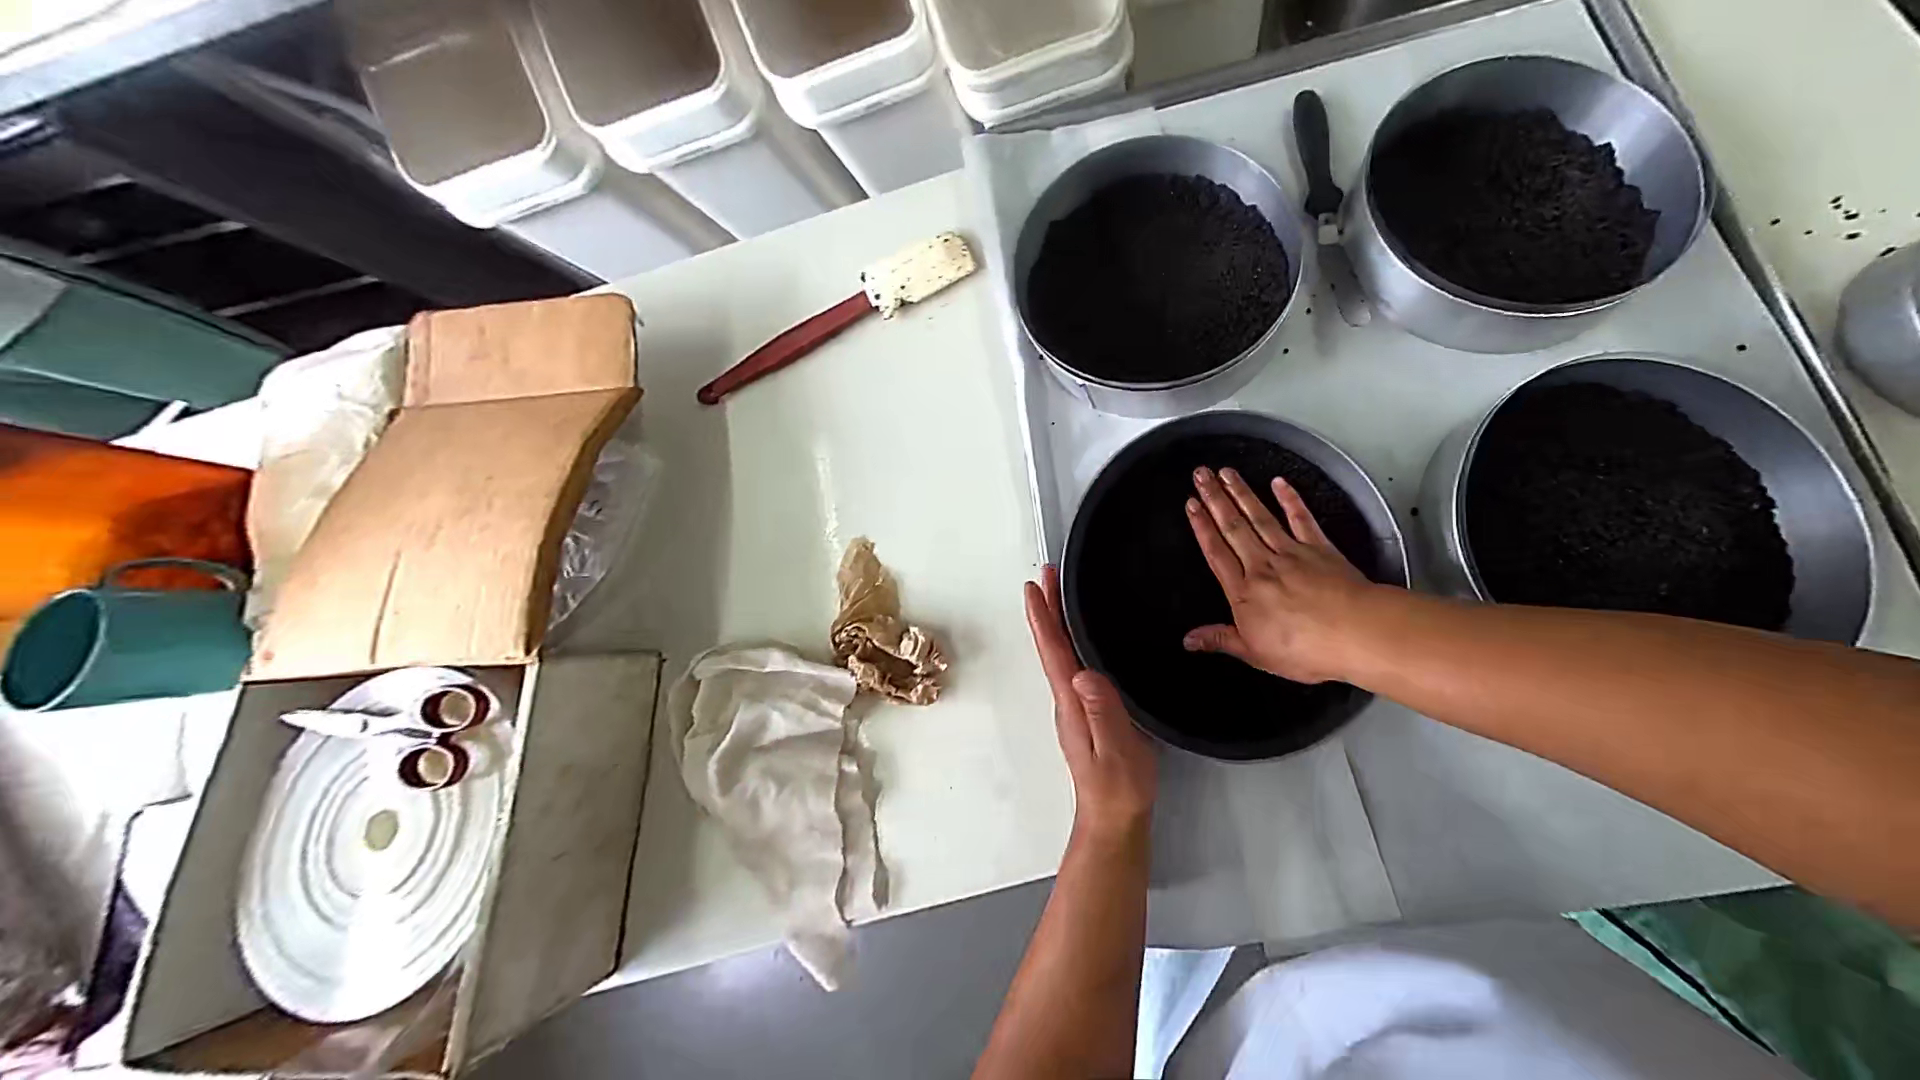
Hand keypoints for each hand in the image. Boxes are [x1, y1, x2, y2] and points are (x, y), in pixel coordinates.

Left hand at [1024, 566, 1157, 838]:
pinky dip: (1068, 640)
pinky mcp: (1084, 710)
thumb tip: (1083, 675)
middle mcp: (1066, 698)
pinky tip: (1077, 635)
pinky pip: (1071, 663)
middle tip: (1046, 575)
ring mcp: (1073, 704)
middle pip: (1051, 646)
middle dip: (1046, 608)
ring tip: (1057, 594)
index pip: (1053, 651)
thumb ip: (1102, 713)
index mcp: (1071, 701)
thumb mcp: (1117, 750)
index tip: (1035, 586)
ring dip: (1055, 621)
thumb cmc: (1118, 787)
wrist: (1114, 816)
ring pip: (1059, 653)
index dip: (1043, 617)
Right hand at [1183, 466, 1380, 683]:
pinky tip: (1278, 483)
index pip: (1216, 552)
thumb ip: (1220, 639)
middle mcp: (1263, 566)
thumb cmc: (1307, 648)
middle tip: (1201, 475)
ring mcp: (1292, 553)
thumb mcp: (1255, 653)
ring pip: (1260, 517)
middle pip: (1233, 527)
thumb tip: (1189, 640)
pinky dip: (1289, 499)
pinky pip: (1302, 519)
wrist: (1357, 633)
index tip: (1191, 505)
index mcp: (1244, 591)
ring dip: (1241, 493)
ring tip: (1226, 472)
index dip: (1201, 527)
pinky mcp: (1320, 549)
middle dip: (1214, 499)